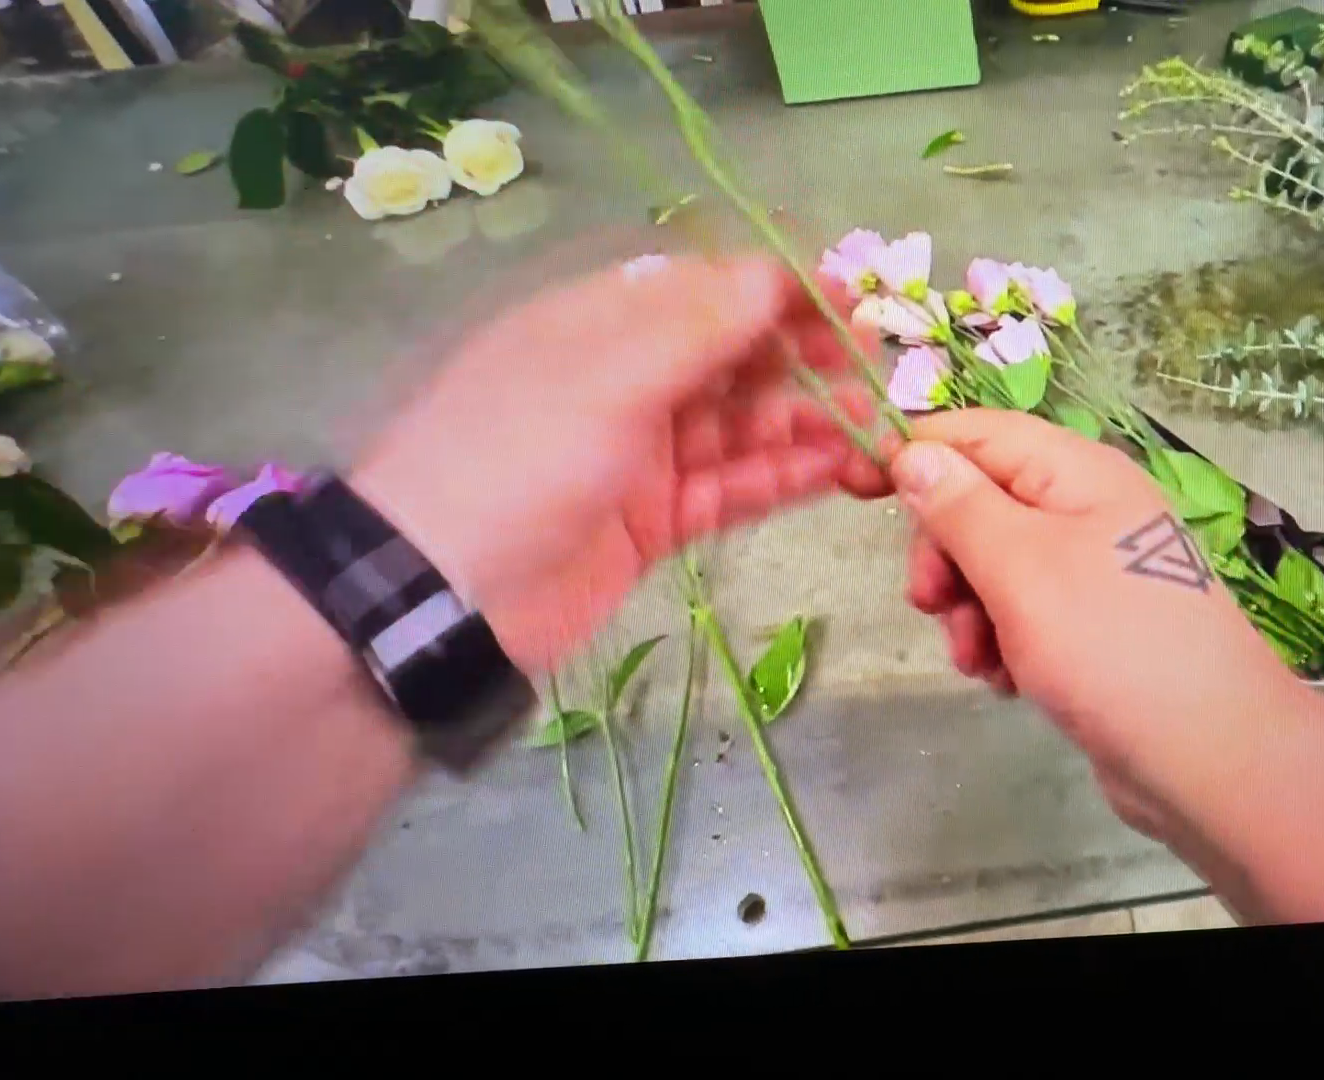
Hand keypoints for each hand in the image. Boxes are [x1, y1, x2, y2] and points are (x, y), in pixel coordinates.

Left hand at [353, 256, 874, 669]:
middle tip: (875, 378)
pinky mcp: (661, 517)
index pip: (713, 290)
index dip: (786, 292)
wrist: (448, 598)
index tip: (855, 306)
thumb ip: (699, 326)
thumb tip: (777, 272)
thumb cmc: (518, 460)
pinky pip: (734, 487)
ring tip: (871, 432)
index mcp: (608, 324)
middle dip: (808, 364)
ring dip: (808, 426)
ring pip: (745, 428)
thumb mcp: (607, 378)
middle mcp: (632, 380)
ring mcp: (648, 454)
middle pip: (738, 359)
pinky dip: (782, 478)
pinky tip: (833, 472)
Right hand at [847, 409, 1306, 839]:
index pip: (975, 434)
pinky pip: (1016, 611)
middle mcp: (1082, 510)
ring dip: (966, 609)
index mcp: (1074, 472)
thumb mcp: (1020, 566)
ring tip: (978, 658)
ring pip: (989, 565)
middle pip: (978, 503)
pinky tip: (1005, 678)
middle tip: (930, 603)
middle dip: (943, 554)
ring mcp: (1085, 569)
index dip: (912, 450)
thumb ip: (959, 505)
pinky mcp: (1085, 623)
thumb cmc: (1110, 645)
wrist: (1209, 758)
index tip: (852, 480)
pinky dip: (997, 638)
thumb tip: (913, 452)